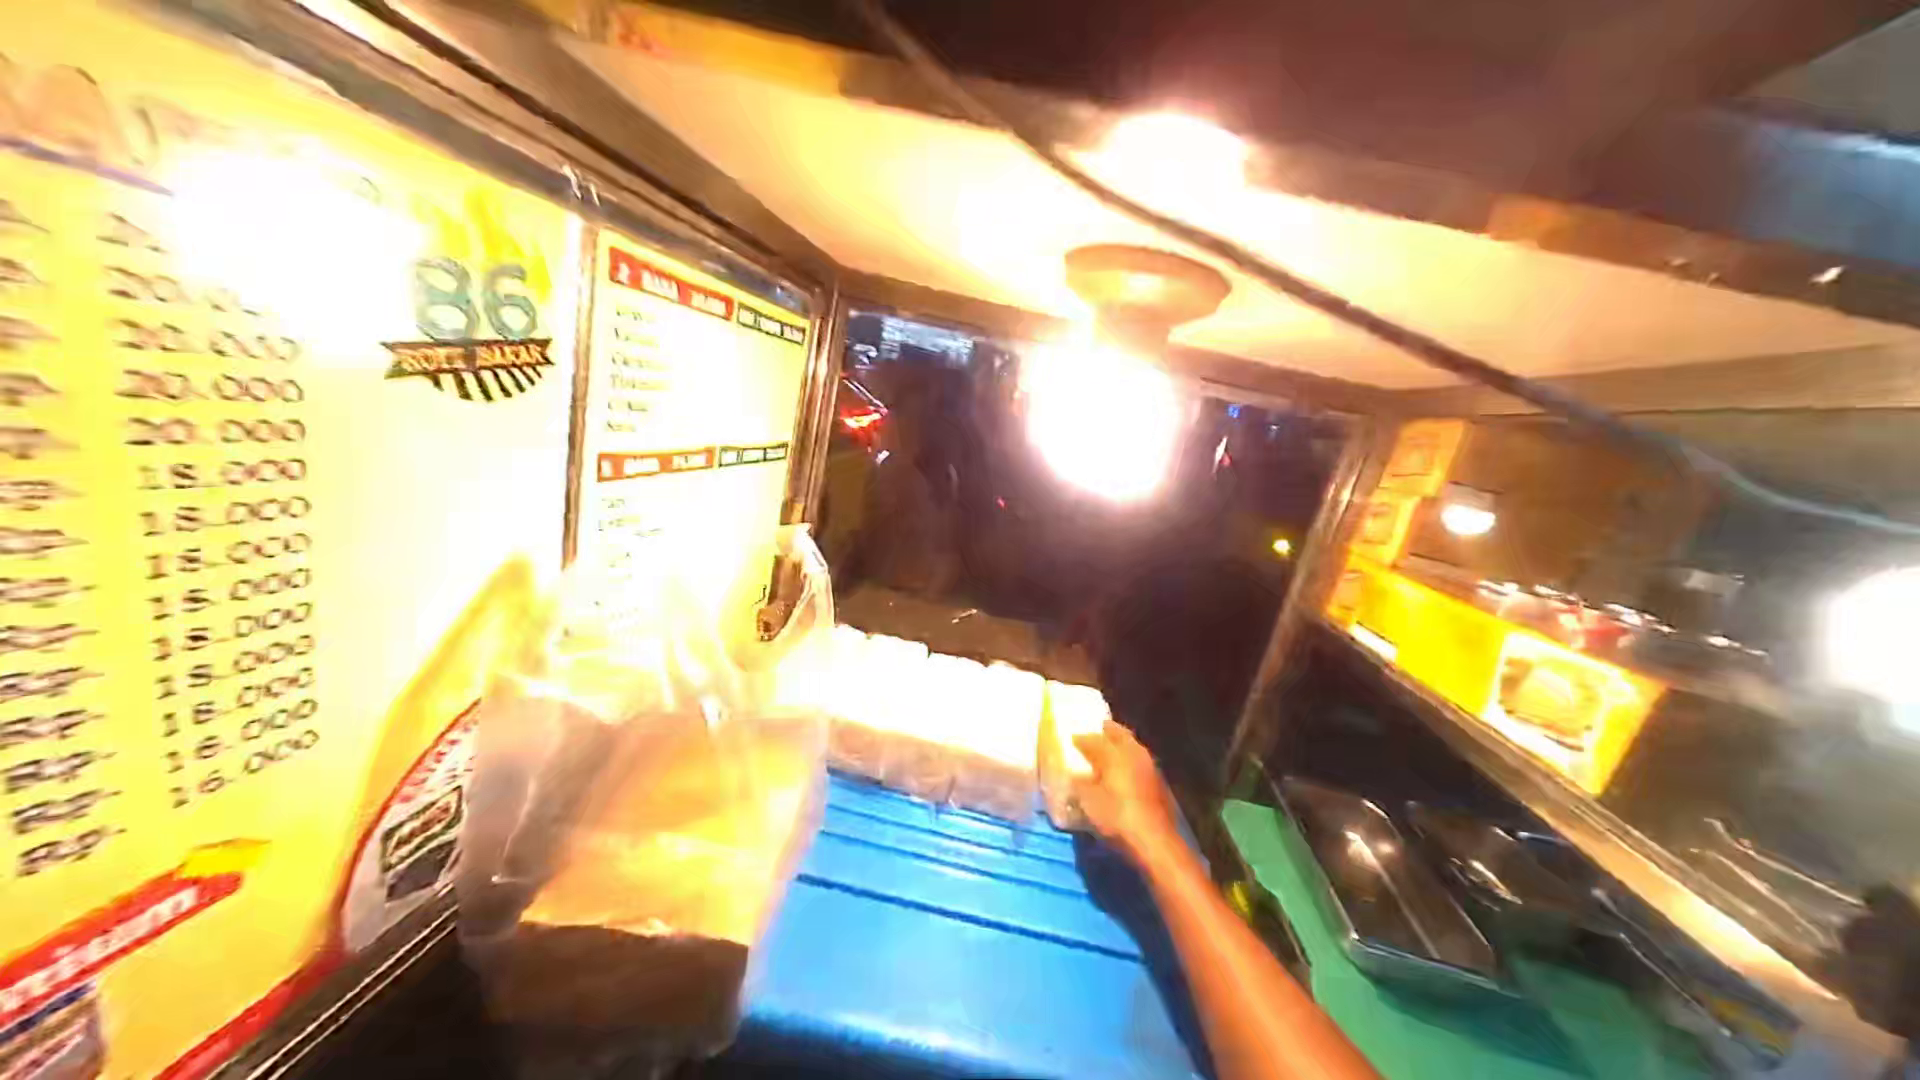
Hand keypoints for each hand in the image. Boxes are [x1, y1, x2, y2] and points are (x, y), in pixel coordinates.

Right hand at [1072, 720, 1182, 867]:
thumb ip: (1079, 783)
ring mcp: (1149, 765)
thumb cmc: (1117, 817)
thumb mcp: (1089, 802)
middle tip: (1093, 736)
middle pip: (1118, 734)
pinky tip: (1122, 773)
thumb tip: (1075, 775)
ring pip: (1132, 746)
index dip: (1080, 738)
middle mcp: (1134, 752)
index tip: (1071, 740)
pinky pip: (1139, 761)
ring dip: (1119, 746)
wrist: (1155, 841)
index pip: (1093, 738)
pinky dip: (1128, 761)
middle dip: (1105, 733)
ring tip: (1106, 754)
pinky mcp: (1158, 781)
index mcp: (1114, 753)